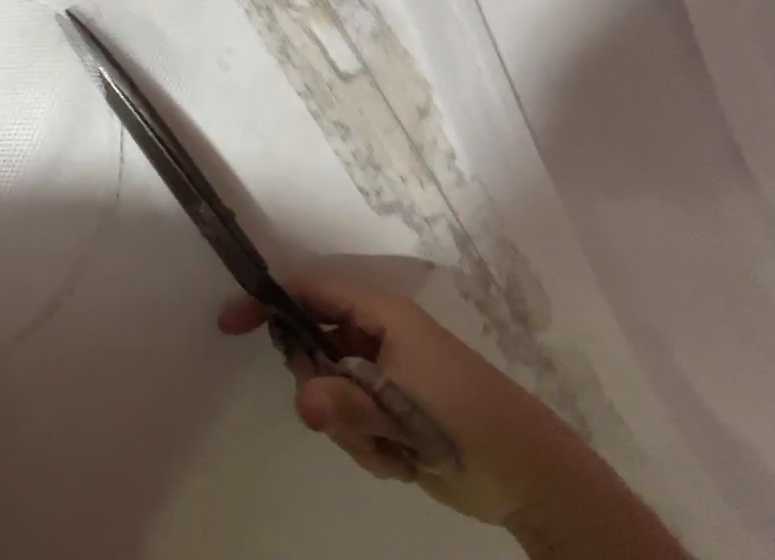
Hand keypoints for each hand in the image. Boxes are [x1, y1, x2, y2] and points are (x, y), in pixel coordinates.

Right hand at [218, 273, 586, 525]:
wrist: (542, 484)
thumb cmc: (474, 425)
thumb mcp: (407, 412)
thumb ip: (349, 404)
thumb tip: (303, 402)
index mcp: (383, 316)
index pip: (307, 290)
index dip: (266, 302)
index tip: (231, 327)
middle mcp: (377, 337)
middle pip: (310, 343)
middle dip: (319, 385)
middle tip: (341, 414)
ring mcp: (383, 373)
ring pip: (327, 387)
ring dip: (347, 424)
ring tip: (388, 447)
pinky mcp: (390, 407)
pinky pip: (348, 416)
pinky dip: (365, 442)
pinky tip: (400, 458)